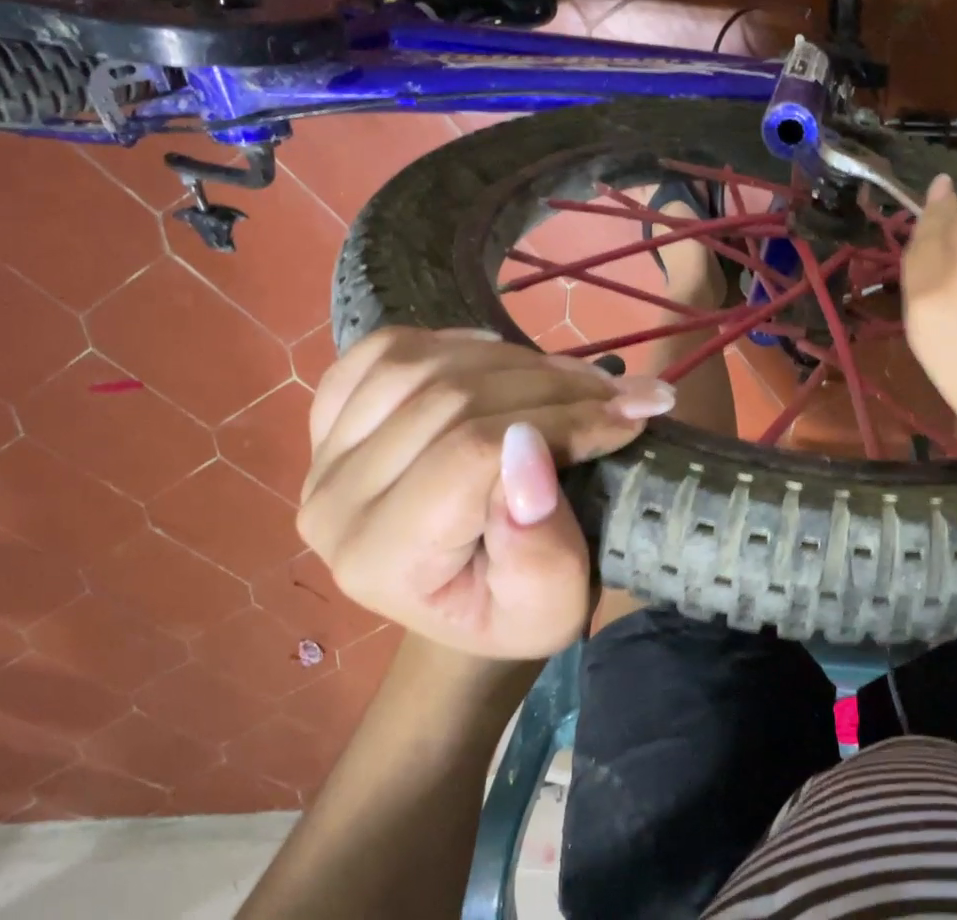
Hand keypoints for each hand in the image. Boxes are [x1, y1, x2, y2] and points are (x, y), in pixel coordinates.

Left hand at [299, 327, 675, 658]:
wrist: (473, 604)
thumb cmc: (519, 614)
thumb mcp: (551, 605)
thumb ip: (539, 545)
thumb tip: (528, 446)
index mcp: (382, 557)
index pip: (469, 454)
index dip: (561, 422)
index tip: (635, 415)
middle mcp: (333, 501)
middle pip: (447, 399)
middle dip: (555, 386)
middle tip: (629, 393)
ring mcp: (322, 453)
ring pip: (419, 364)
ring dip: (516, 359)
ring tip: (583, 380)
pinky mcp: (330, 420)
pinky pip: (383, 352)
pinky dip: (449, 342)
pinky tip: (500, 359)